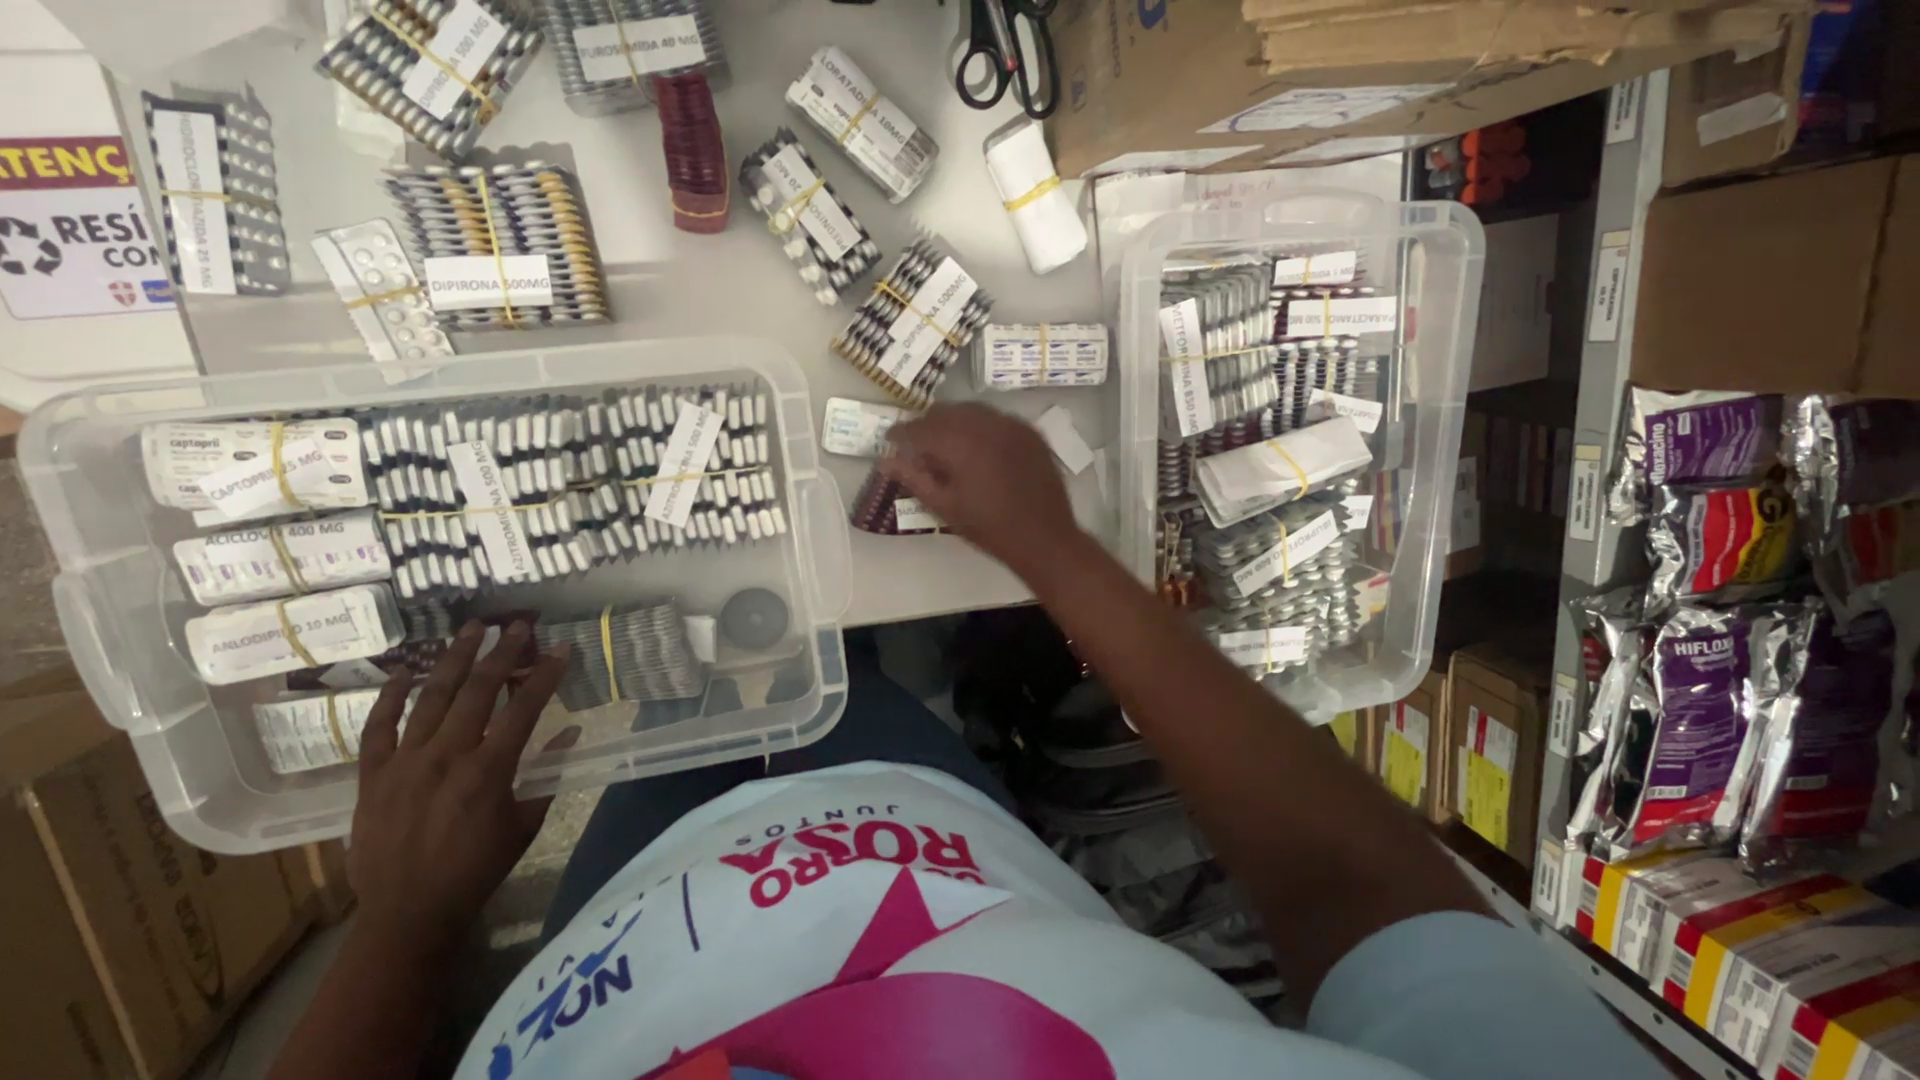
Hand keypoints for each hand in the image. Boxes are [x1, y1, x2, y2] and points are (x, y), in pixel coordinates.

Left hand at [346, 621, 574, 958]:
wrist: (408, 912)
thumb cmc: (477, 869)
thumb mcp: (525, 824)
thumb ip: (546, 776)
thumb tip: (570, 734)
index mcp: (488, 772)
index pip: (523, 709)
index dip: (544, 675)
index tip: (561, 649)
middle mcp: (446, 758)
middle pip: (477, 691)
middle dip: (502, 653)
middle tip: (518, 625)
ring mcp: (404, 763)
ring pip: (430, 698)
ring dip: (453, 659)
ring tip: (470, 629)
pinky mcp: (373, 775)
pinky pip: (378, 728)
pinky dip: (390, 697)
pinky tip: (405, 671)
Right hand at [882, 403, 1082, 573]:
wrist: (1044, 538)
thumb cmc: (989, 528)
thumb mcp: (946, 507)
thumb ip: (914, 479)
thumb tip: (886, 462)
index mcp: (961, 444)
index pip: (920, 428)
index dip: (901, 433)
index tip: (890, 440)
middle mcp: (986, 424)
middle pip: (945, 412)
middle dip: (927, 425)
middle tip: (917, 446)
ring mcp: (1011, 425)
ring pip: (972, 411)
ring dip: (953, 422)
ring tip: (946, 446)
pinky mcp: (1029, 432)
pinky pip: (996, 419)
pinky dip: (980, 426)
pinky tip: (977, 447)